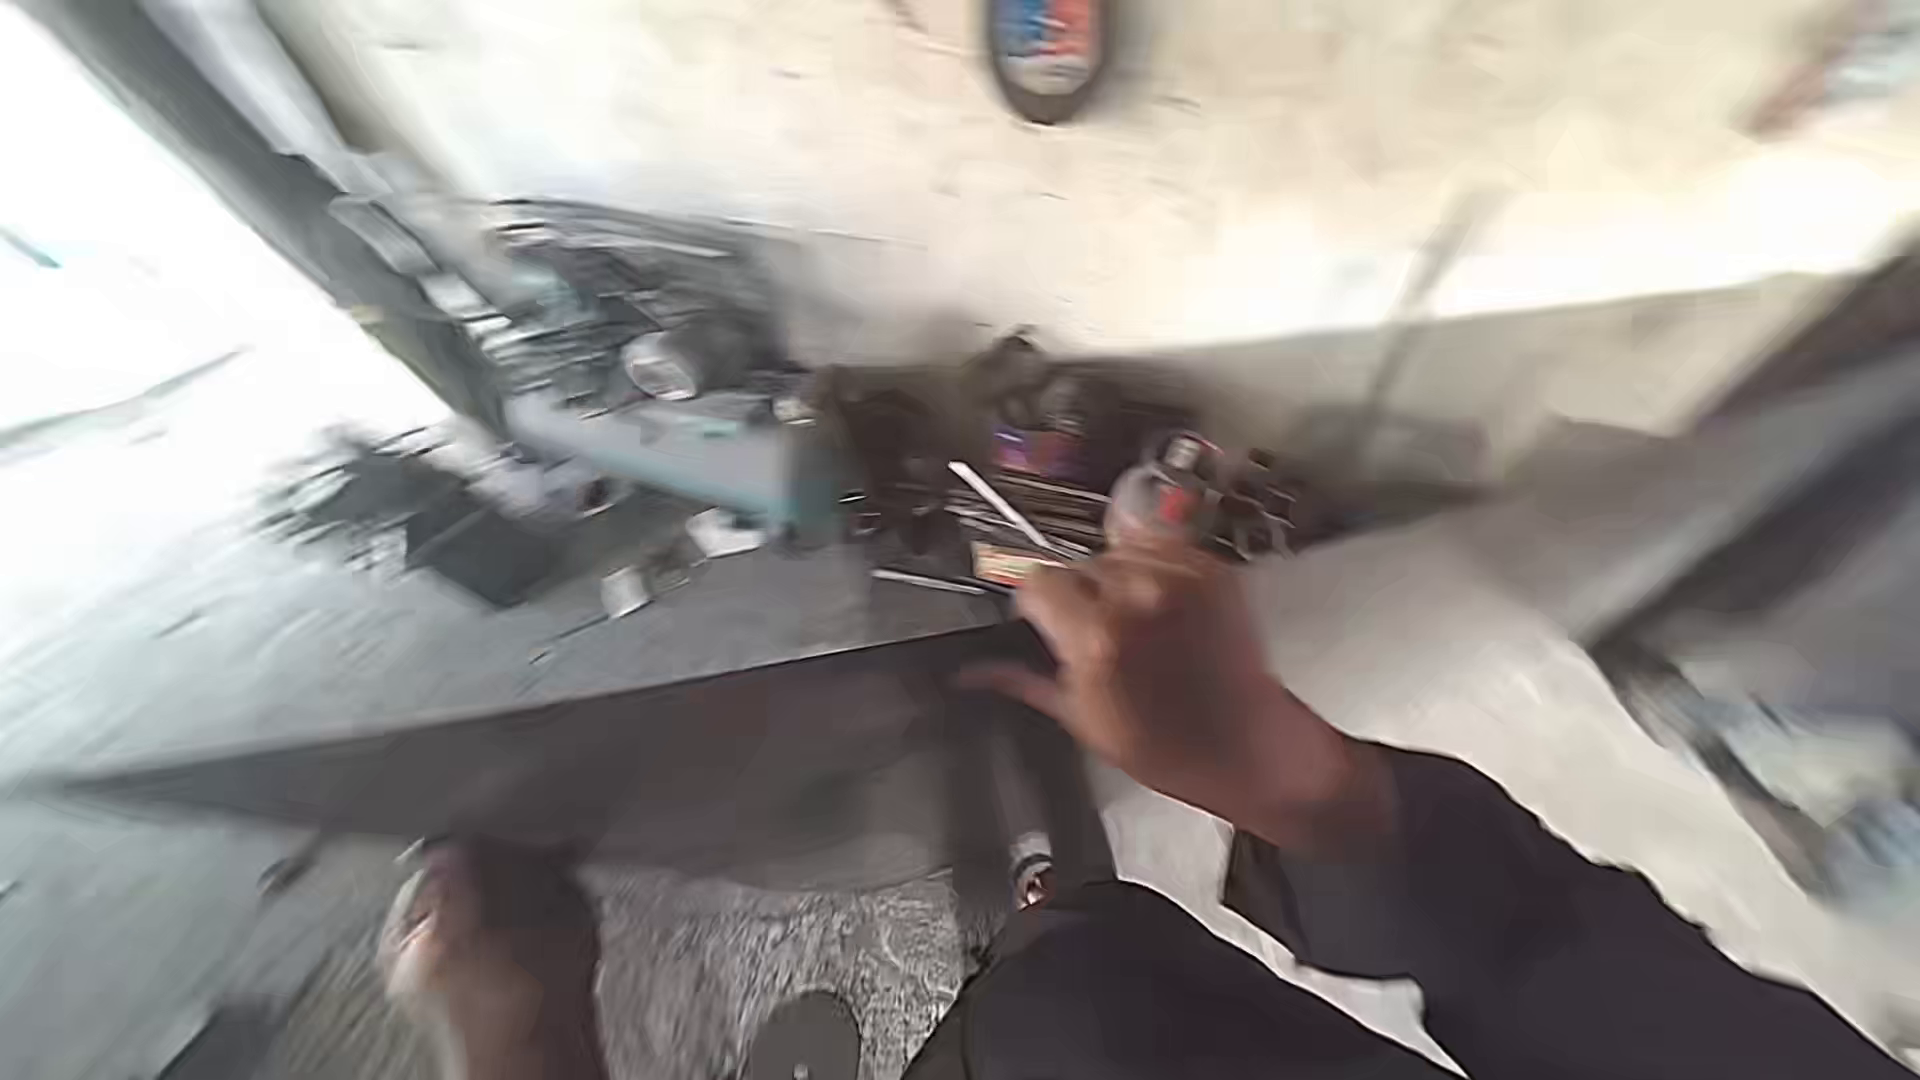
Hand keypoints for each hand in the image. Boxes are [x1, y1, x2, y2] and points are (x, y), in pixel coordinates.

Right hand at [970, 539, 1392, 852]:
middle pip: (1075, 564)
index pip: (1036, 582)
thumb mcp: (1081, 718)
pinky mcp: (1212, 567)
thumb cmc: (1160, 746)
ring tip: (1132, 615)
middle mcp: (1136, 595)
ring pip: (1113, 550)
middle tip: (1094, 629)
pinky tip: (1159, 601)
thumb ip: (1021, 679)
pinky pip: (1157, 544)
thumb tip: (964, 671)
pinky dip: (1148, 565)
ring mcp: (1180, 576)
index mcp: (1096, 638)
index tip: (1044, 622)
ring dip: (1111, 576)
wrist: (1251, 748)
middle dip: (1074, 592)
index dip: (1034, 604)